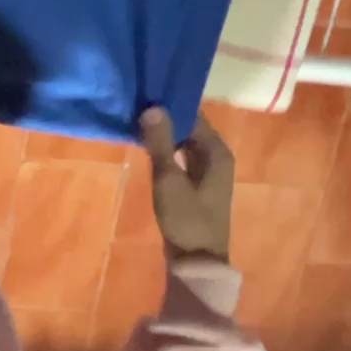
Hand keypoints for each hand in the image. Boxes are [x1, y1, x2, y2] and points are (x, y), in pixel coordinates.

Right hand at [138, 106, 232, 263]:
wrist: (197, 259)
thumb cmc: (186, 218)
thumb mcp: (169, 180)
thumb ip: (159, 144)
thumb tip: (152, 107)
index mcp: (217, 152)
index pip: (193, 115)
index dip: (170, 103)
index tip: (145, 91)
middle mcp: (216, 156)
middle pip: (188, 127)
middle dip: (164, 116)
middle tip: (133, 102)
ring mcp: (206, 171)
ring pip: (182, 141)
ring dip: (162, 132)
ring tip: (133, 118)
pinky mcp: (195, 183)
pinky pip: (178, 155)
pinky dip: (163, 148)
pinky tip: (142, 145)